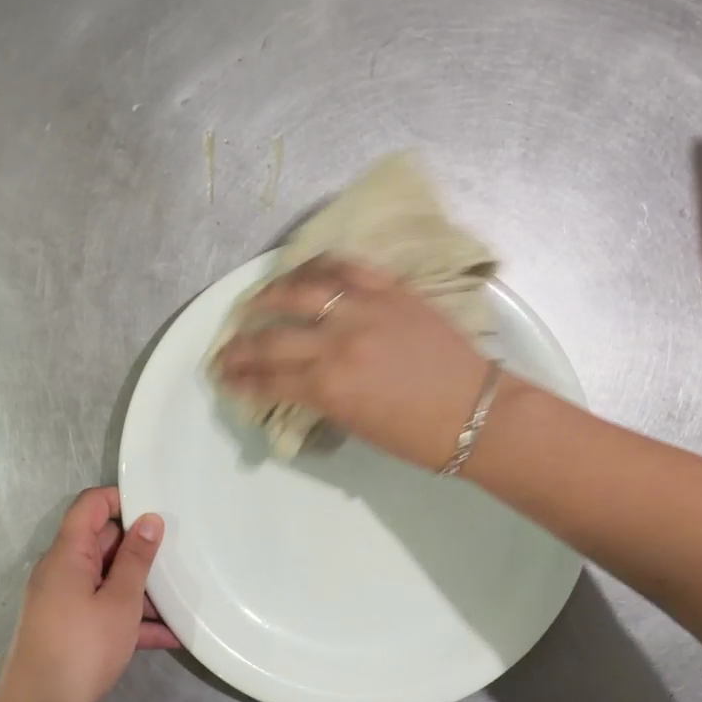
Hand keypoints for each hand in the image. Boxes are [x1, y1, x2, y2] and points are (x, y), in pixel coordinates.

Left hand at [0, 487, 176, 701]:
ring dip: (140, 588)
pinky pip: (103, 609)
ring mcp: (63, 601)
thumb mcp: (120, 602)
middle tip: (179, 553)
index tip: (158, 509)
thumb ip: (137, 559)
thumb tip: (150, 519)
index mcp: (68, 555)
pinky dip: (130, 618)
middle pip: (102, 542)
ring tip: (181, 599)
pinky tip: (168, 636)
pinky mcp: (68, 628)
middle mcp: (61, 571)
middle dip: (139, 548)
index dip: (122, 499)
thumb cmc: (81, 650)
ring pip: (106, 579)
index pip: (91, 505)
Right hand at [214, 255, 495, 469]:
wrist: (476, 413)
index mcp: (329, 386)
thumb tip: (294, 383)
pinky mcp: (391, 290)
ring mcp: (365, 309)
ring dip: (270, 294)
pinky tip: (305, 271)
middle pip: (273, 337)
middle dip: (241, 345)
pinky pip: (347, 266)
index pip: (268, 378)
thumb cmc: (418, 435)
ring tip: (257, 300)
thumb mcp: (356, 424)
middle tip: (227, 348)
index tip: (224, 377)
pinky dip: (321, 265)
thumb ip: (321, 397)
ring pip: (302, 289)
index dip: (240, 378)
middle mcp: (338, 342)